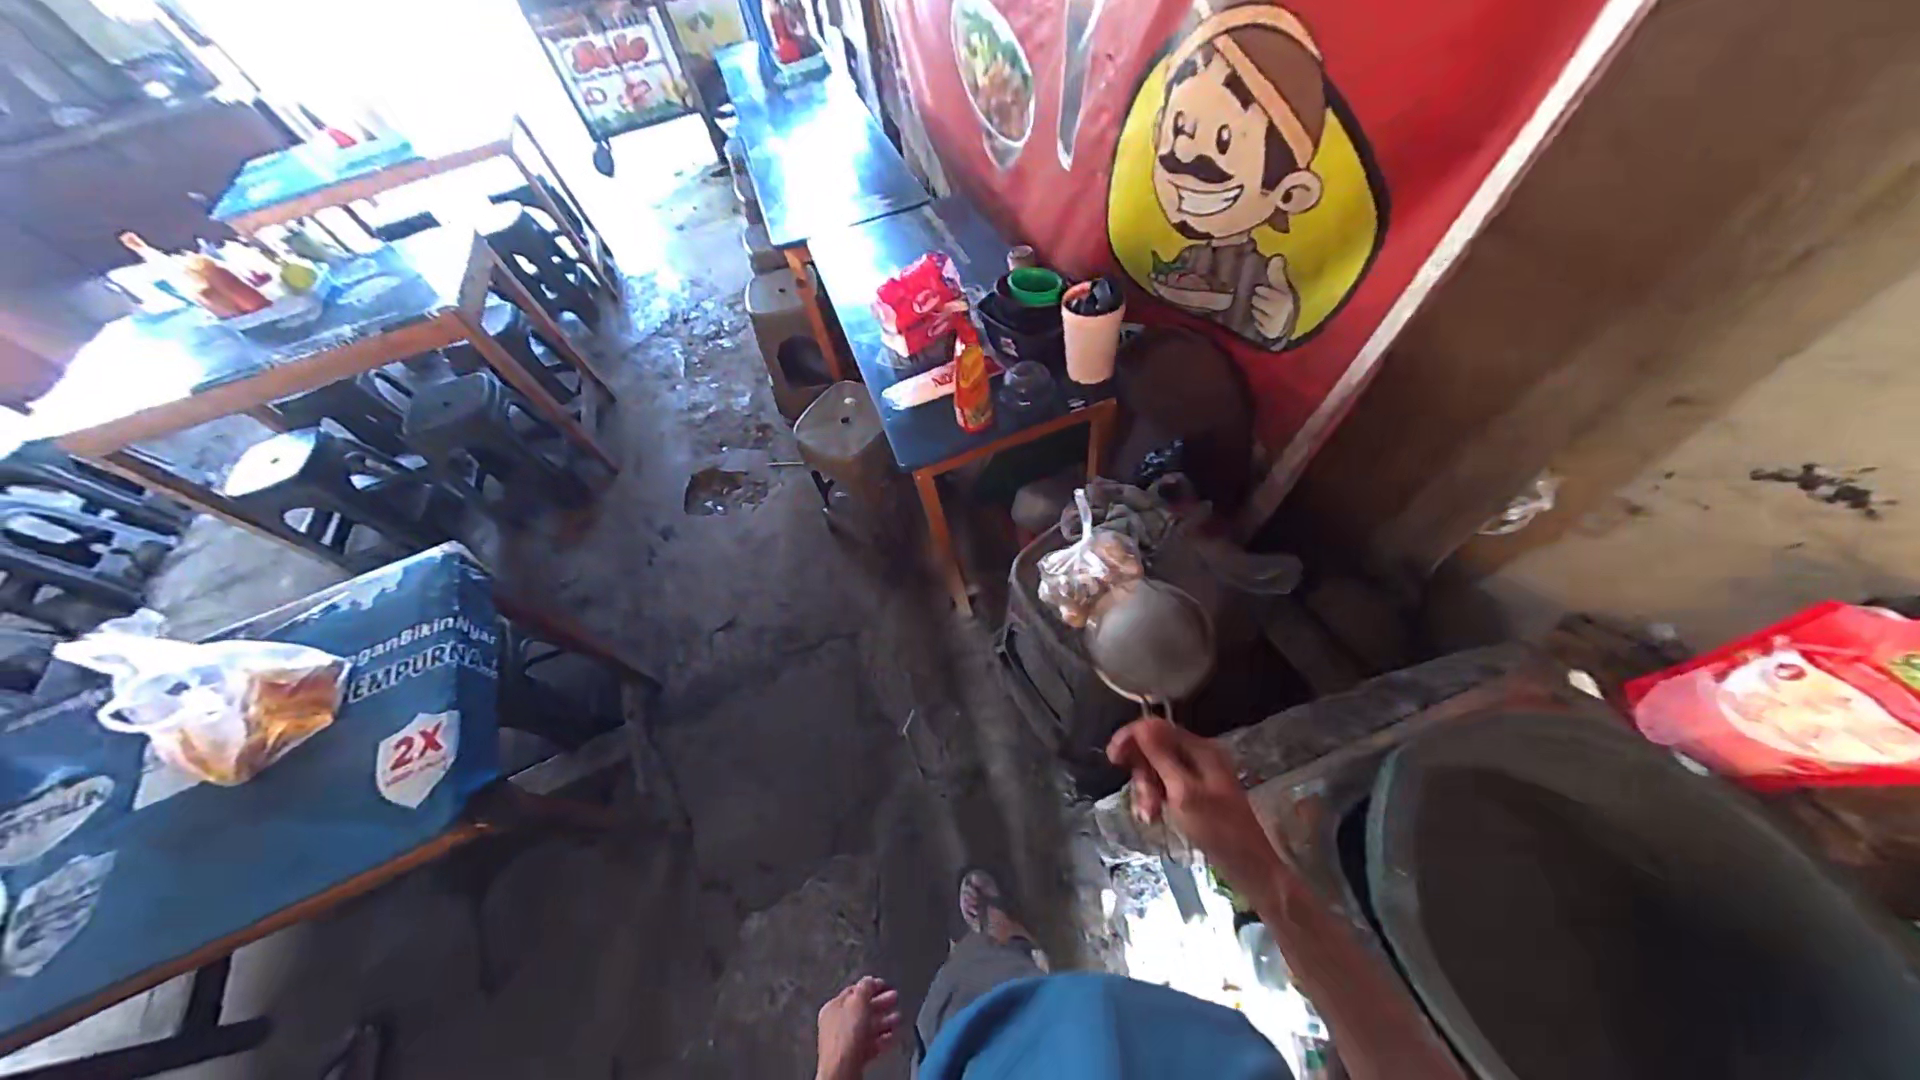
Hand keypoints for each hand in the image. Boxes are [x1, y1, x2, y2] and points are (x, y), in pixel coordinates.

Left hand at [816, 976, 900, 1079]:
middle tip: (895, 998)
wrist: (843, 1072)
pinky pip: (871, 1044)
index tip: (886, 985)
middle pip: (862, 1009)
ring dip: (885, 1021)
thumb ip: (865, 987)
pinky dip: (883, 1039)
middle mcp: (837, 1024)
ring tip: (899, 1018)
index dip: (871, 986)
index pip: (854, 991)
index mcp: (833, 1007)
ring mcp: (845, 1042)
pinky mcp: (854, 1058)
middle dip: (881, 1003)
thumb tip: (870, 980)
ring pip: (868, 1027)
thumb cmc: (848, 1033)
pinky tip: (893, 1036)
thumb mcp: (858, 1001)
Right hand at [1107, 715, 1285, 893]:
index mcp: (1201, 749)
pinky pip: (1164, 784)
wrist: (1249, 868)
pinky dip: (1155, 798)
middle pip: (1154, 748)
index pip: (1158, 728)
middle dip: (1141, 772)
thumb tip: (1142, 724)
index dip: (1132, 738)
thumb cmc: (1218, 830)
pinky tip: (1153, 817)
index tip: (1113, 758)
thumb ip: (1161, 756)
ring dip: (1146, 790)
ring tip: (1148, 815)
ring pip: (1156, 768)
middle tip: (1141, 801)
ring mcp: (1197, 774)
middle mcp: (1198, 755)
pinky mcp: (1194, 792)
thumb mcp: (1184, 792)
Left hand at [1249, 256, 1297, 341]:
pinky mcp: (1268, 331)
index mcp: (1283, 296)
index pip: (1260, 290)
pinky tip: (1263, 319)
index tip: (1262, 290)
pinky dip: (1257, 321)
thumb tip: (1276, 258)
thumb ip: (1277, 274)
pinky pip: (1255, 323)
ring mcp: (1273, 322)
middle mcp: (1278, 309)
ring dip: (1256, 310)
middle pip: (1255, 301)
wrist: (1291, 322)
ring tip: (1264, 310)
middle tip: (1264, 301)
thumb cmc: (1285, 300)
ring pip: (1254, 312)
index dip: (1260, 290)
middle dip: (1257, 300)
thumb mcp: (1282, 286)